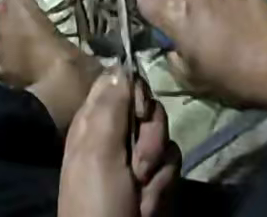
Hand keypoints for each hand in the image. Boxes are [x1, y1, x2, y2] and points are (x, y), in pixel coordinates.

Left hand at [59, 69, 179, 216]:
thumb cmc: (97, 205)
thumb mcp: (97, 152)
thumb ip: (111, 106)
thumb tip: (121, 64)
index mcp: (94, 122)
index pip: (120, 81)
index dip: (136, 90)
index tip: (140, 110)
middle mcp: (116, 136)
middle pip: (149, 109)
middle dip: (152, 137)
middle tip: (140, 165)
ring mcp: (135, 162)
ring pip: (165, 140)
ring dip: (158, 172)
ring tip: (142, 197)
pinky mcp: (154, 186)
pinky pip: (172, 169)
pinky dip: (163, 191)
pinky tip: (149, 210)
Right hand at [137, 0, 266, 107]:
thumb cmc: (232, 76)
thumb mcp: (191, 79)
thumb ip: (171, 56)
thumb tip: (171, 45)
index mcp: (173, 9)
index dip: (151, 13)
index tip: (162, 28)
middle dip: (175, 4)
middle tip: (192, 28)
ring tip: (217, 19)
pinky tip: (234, 11)